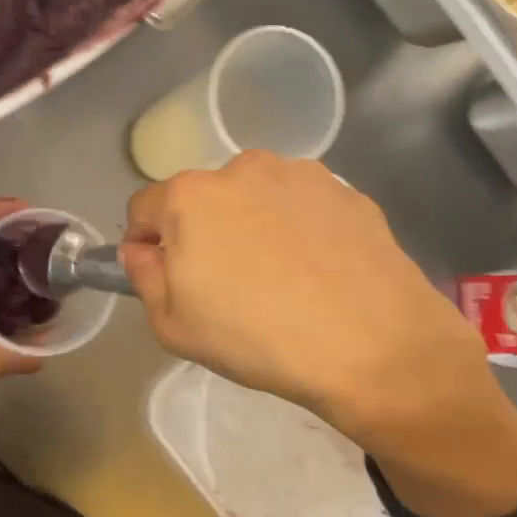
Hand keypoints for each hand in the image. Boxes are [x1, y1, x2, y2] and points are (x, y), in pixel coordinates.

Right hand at [121, 153, 516, 516]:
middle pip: (200, 199)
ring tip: (275, 280)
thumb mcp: (171, 325)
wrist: (374, 346)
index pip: (143, 207)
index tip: (161, 278)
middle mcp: (242, 170)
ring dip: (249, 227)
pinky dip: (296, 231)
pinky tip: (314, 275)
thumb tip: (144, 251)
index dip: (143, 244)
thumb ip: (144, 277)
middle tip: (221, 285)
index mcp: (189, 197)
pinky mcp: (349, 192)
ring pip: (253, 199)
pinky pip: (301, 208)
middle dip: (199, 233)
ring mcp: (302, 176)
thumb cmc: (254, 338)